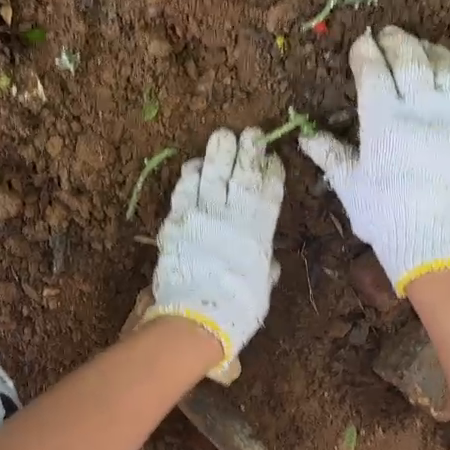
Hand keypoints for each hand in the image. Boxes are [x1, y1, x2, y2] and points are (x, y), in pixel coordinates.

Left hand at [146, 127, 283, 376]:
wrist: (196, 315)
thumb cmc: (236, 309)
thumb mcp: (261, 289)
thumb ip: (265, 270)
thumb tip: (269, 265)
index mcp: (259, 233)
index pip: (269, 194)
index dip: (271, 173)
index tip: (272, 158)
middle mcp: (233, 217)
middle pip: (242, 175)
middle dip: (248, 152)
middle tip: (250, 134)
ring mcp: (203, 215)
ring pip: (212, 175)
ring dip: (218, 154)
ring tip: (222, 137)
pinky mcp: (177, 221)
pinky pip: (184, 191)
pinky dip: (190, 176)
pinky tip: (194, 166)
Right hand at [301, 26, 449, 296]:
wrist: (431, 232)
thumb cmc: (382, 210)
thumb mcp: (349, 182)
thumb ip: (330, 154)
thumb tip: (305, 137)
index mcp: (383, 120)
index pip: (373, 74)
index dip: (366, 55)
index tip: (360, 44)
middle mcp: (421, 107)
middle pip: (409, 60)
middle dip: (396, 42)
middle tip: (387, 34)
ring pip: (445, 65)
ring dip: (429, 51)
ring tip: (420, 46)